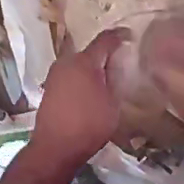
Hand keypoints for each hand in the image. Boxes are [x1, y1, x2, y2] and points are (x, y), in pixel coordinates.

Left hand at [29, 30, 127, 170]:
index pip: (105, 39)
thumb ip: (115, 79)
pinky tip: (92, 89)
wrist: (56, 147)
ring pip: (79, 63)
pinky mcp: (50, 87)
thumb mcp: (113, 102)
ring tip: (108, 76)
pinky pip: (71, 74)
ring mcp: (55, 74)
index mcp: (85, 61)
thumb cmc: (90, 124)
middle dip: (106, 53)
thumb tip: (116, 65)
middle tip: (122, 61)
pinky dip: (83, 77)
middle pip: (90, 51)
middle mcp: (67, 62)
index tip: (132, 37)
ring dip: (94, 66)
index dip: (121, 35)